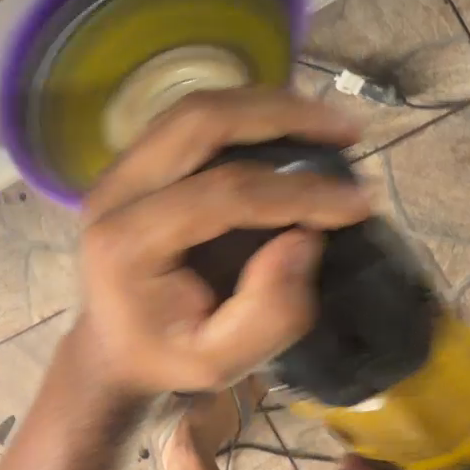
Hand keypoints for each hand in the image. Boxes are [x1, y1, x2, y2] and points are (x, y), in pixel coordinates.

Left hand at [62, 89, 370, 401]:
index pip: (220, 193)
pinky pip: (191, 120)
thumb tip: (304, 239)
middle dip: (280, 116)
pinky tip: (290, 128)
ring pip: (193, 108)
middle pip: (197, 122)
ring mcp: (117, 170)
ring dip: (266, 106)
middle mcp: (112, 192)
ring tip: (327, 124)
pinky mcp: (132, 161)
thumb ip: (267, 314)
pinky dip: (245, 114)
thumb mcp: (218, 363)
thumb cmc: (164, 354)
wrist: (111, 344)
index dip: (296, 192)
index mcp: (126, 243)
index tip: (359, 203)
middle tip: (348, 132)